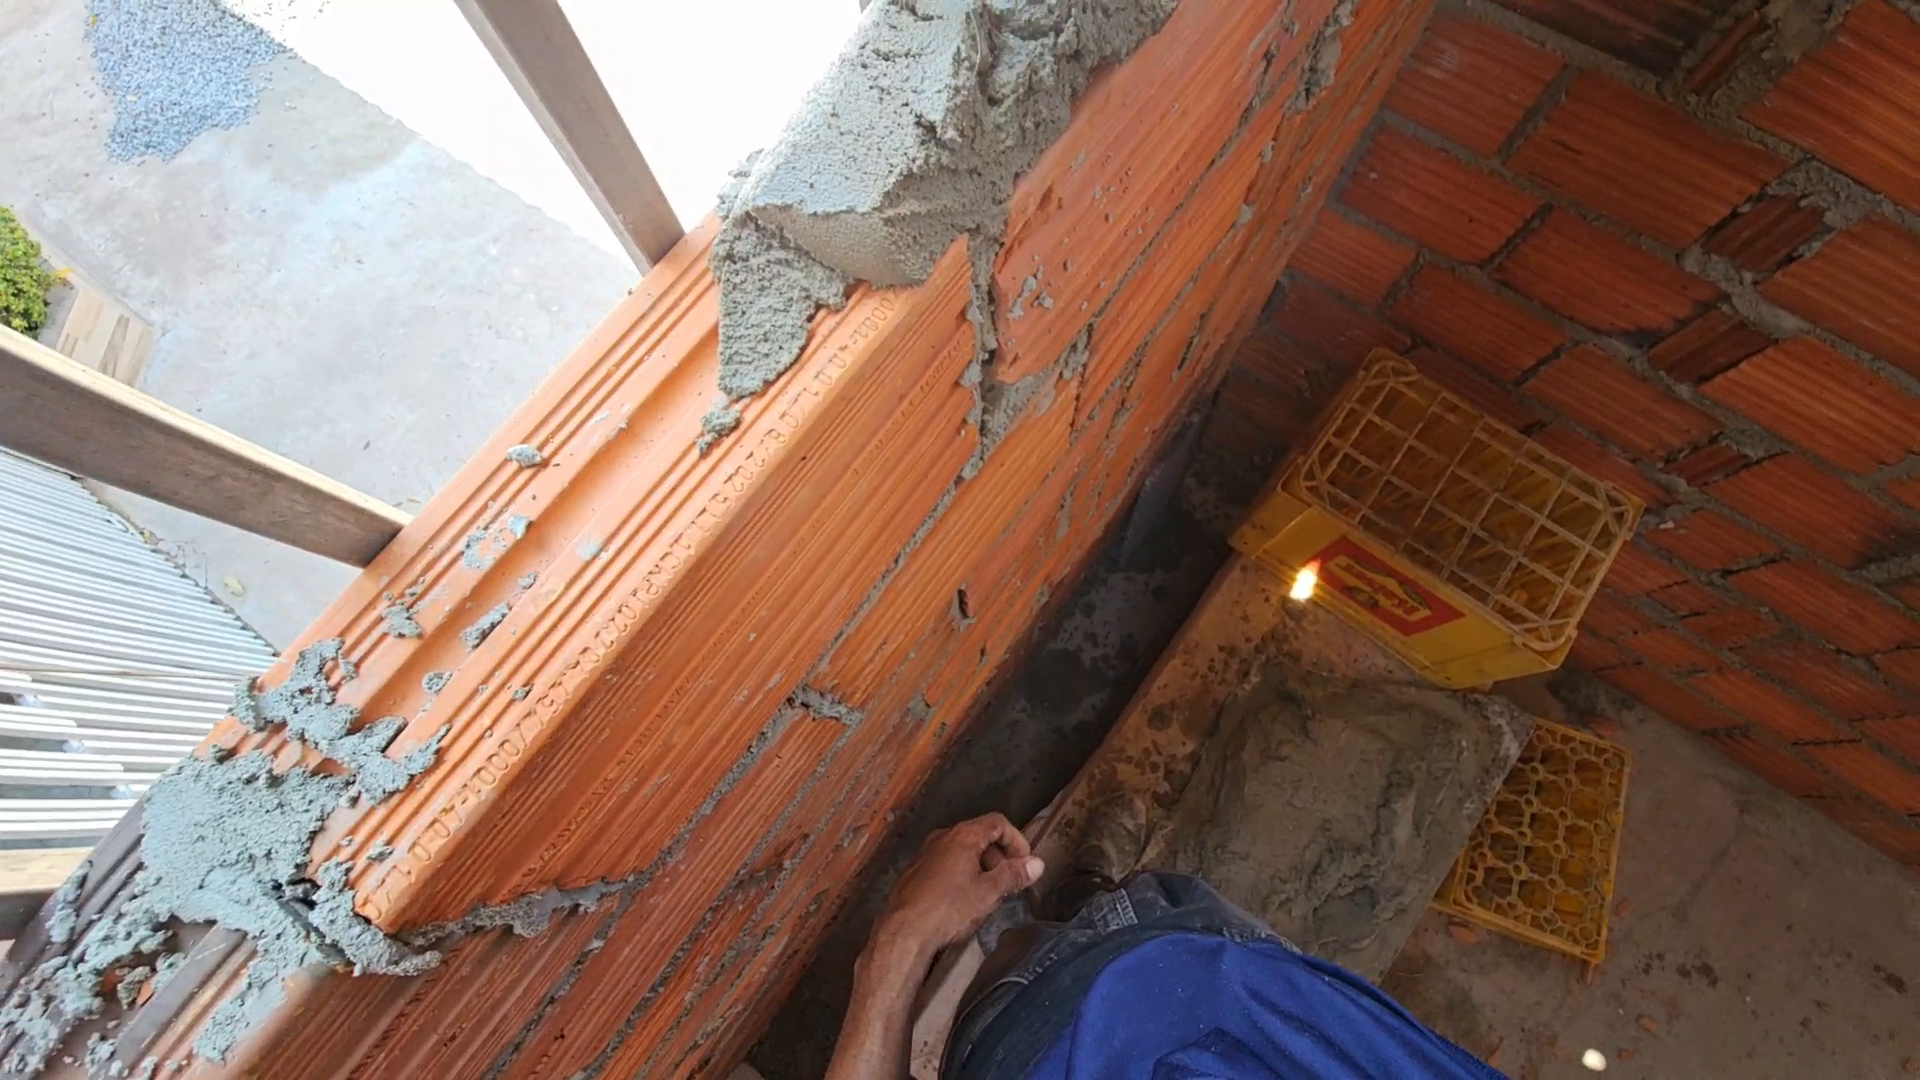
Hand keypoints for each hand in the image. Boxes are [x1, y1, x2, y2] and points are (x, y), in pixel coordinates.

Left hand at [876, 812, 1044, 960]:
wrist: (903, 932)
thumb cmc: (949, 908)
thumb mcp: (988, 893)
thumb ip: (1013, 875)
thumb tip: (1038, 863)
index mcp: (963, 835)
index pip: (997, 822)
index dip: (1016, 839)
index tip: (1025, 863)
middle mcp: (943, 836)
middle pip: (979, 834)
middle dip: (1000, 854)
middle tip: (1011, 880)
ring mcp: (925, 852)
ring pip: (961, 849)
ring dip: (981, 865)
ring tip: (990, 892)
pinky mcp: (915, 870)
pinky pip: (946, 862)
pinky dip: (962, 872)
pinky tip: (964, 899)